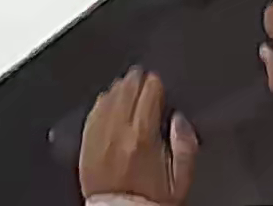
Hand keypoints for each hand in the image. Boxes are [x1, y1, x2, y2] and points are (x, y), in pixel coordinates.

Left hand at [79, 68, 197, 204]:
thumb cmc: (148, 201)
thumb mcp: (180, 179)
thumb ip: (186, 144)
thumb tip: (180, 118)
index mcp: (143, 136)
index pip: (149, 88)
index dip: (156, 82)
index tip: (158, 86)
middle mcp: (118, 133)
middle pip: (127, 87)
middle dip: (137, 80)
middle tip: (143, 79)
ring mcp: (99, 139)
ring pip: (108, 96)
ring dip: (120, 88)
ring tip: (128, 86)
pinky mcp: (86, 148)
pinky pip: (92, 114)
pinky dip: (102, 103)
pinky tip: (108, 100)